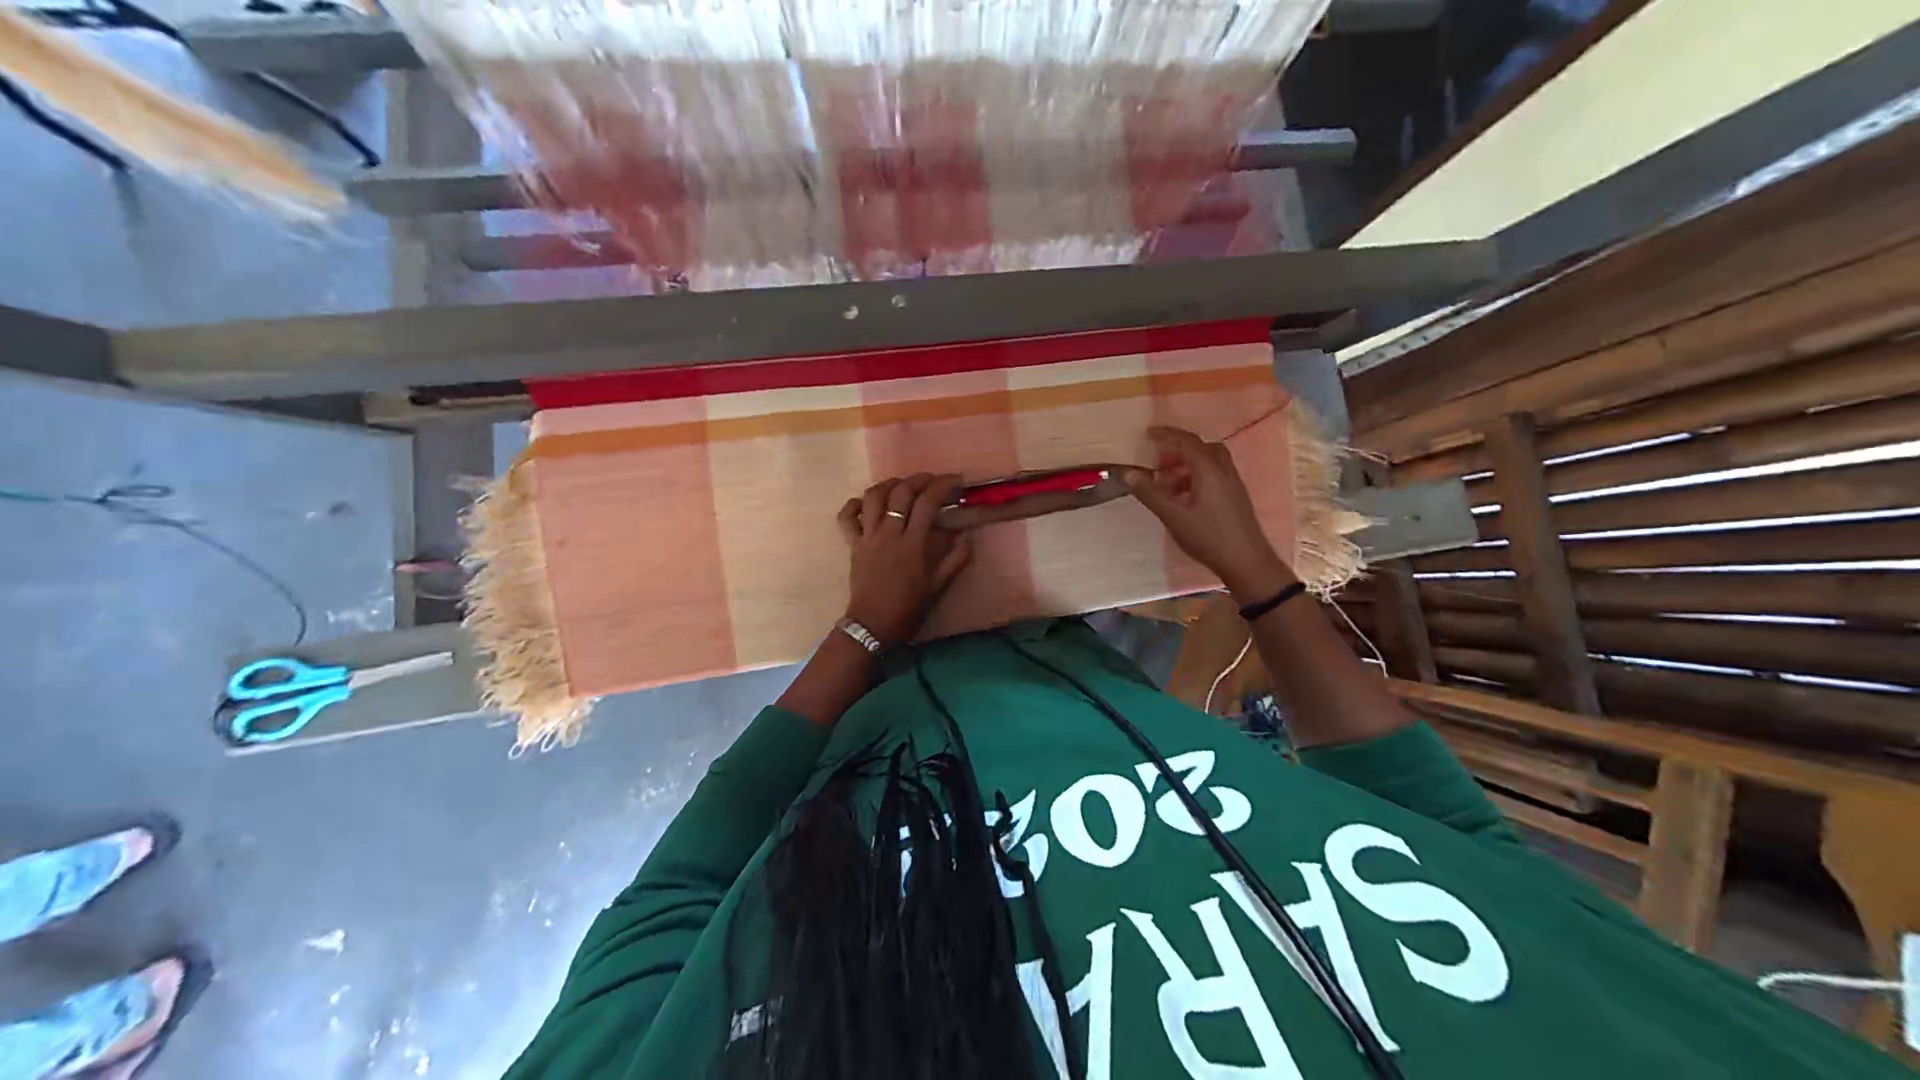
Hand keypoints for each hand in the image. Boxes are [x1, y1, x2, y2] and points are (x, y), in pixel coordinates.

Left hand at [836, 473, 972, 646]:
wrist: (872, 625)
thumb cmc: (907, 608)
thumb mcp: (937, 587)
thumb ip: (955, 560)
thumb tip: (967, 537)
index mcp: (912, 544)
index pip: (927, 503)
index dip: (942, 486)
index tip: (955, 480)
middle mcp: (889, 533)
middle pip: (901, 492)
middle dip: (919, 479)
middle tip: (932, 479)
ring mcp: (868, 537)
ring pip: (873, 497)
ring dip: (888, 484)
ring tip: (901, 484)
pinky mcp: (853, 544)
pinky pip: (847, 518)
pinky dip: (854, 505)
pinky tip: (865, 502)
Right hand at [1127, 426, 1296, 601]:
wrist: (1247, 561)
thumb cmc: (1209, 537)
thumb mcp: (1173, 516)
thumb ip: (1150, 493)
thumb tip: (1128, 473)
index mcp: (1208, 469)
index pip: (1187, 441)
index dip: (1166, 434)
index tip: (1148, 434)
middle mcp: (1223, 470)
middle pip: (1200, 448)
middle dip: (1177, 450)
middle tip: (1157, 460)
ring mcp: (1232, 483)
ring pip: (1209, 462)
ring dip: (1186, 465)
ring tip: (1167, 483)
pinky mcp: (1235, 496)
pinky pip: (1214, 475)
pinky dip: (1196, 477)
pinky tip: (1184, 498)